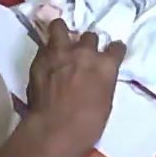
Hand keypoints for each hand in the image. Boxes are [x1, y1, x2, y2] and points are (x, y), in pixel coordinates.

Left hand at [21, 19, 124, 156]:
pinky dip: (46, 53)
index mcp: (105, 66)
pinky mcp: (39, 59)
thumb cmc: (86, 125)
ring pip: (59, 26)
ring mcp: (60, 53)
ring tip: (60, 41)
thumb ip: (102, 82)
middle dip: (87, 44)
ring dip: (61, 32)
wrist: (54, 129)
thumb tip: (97, 78)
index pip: (116, 47)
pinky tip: (46, 62)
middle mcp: (84, 53)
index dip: (114, 50)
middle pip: (89, 36)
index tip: (112, 53)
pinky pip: (43, 47)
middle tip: (83, 54)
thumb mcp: (105, 103)